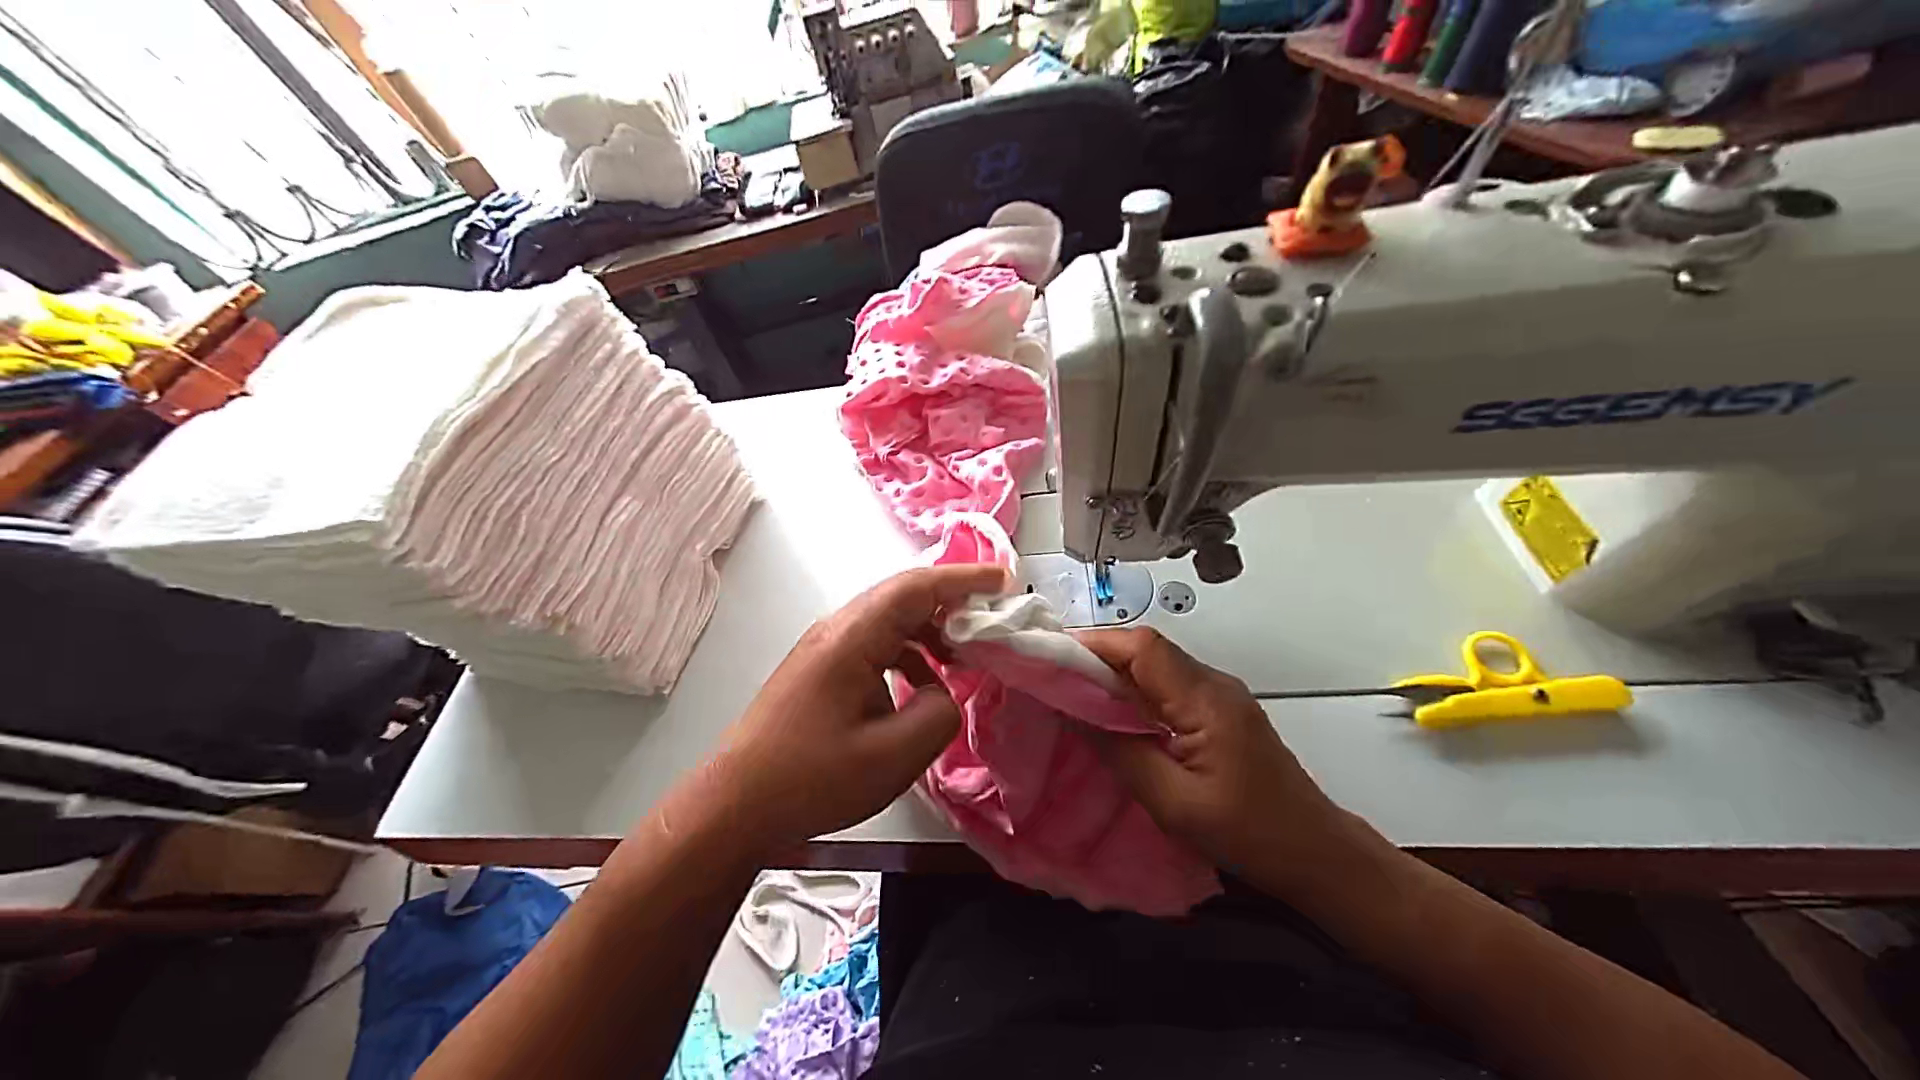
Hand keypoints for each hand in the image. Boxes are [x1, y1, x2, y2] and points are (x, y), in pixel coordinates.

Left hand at [666, 564, 1006, 858]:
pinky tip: (919, 689)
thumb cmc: (810, 779)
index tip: (1004, 581)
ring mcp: (824, 650)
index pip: (916, 588)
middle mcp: (836, 631)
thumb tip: (943, 692)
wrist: (734, 805)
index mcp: (852, 639)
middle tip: (992, 620)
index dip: (964, 579)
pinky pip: (873, 646)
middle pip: (902, 597)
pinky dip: (907, 656)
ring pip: (888, 622)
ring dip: (929, 632)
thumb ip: (938, 713)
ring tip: (963, 658)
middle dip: (952, 602)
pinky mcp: (819, 672)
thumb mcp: (892, 755)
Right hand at [1076, 628, 1380, 895]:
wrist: (1318, 855)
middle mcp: (1214, 684)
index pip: (1144, 648)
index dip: (1095, 644)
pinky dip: (1134, 691)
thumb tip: (1075, 715)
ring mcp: (1220, 696)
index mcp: (1205, 700)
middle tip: (1052, 676)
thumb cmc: (1250, 834)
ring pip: (1156, 666)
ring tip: (1071, 692)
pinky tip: (1111, 714)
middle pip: (1148, 650)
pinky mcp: (1221, 712)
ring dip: (1113, 673)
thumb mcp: (1174, 803)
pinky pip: (1168, 686)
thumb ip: (1121, 752)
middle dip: (1096, 656)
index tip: (1052, 657)